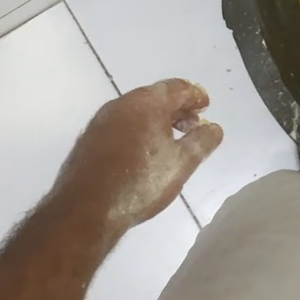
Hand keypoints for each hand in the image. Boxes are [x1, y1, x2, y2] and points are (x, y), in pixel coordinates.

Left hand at [59, 79, 222, 233]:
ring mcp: (102, 121)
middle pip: (157, 97)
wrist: (84, 211)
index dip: (196, 95)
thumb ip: (202, 142)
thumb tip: (214, 127)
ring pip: (137, 111)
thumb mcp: (181, 163)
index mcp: (147, 102)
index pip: (178, 87)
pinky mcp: (89, 140)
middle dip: (177, 109)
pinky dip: (139, 130)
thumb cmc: (140, 182)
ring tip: (170, 142)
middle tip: (192, 125)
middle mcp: (122, 104)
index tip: (206, 107)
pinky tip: (144, 153)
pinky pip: (122, 125)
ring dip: (157, 120)